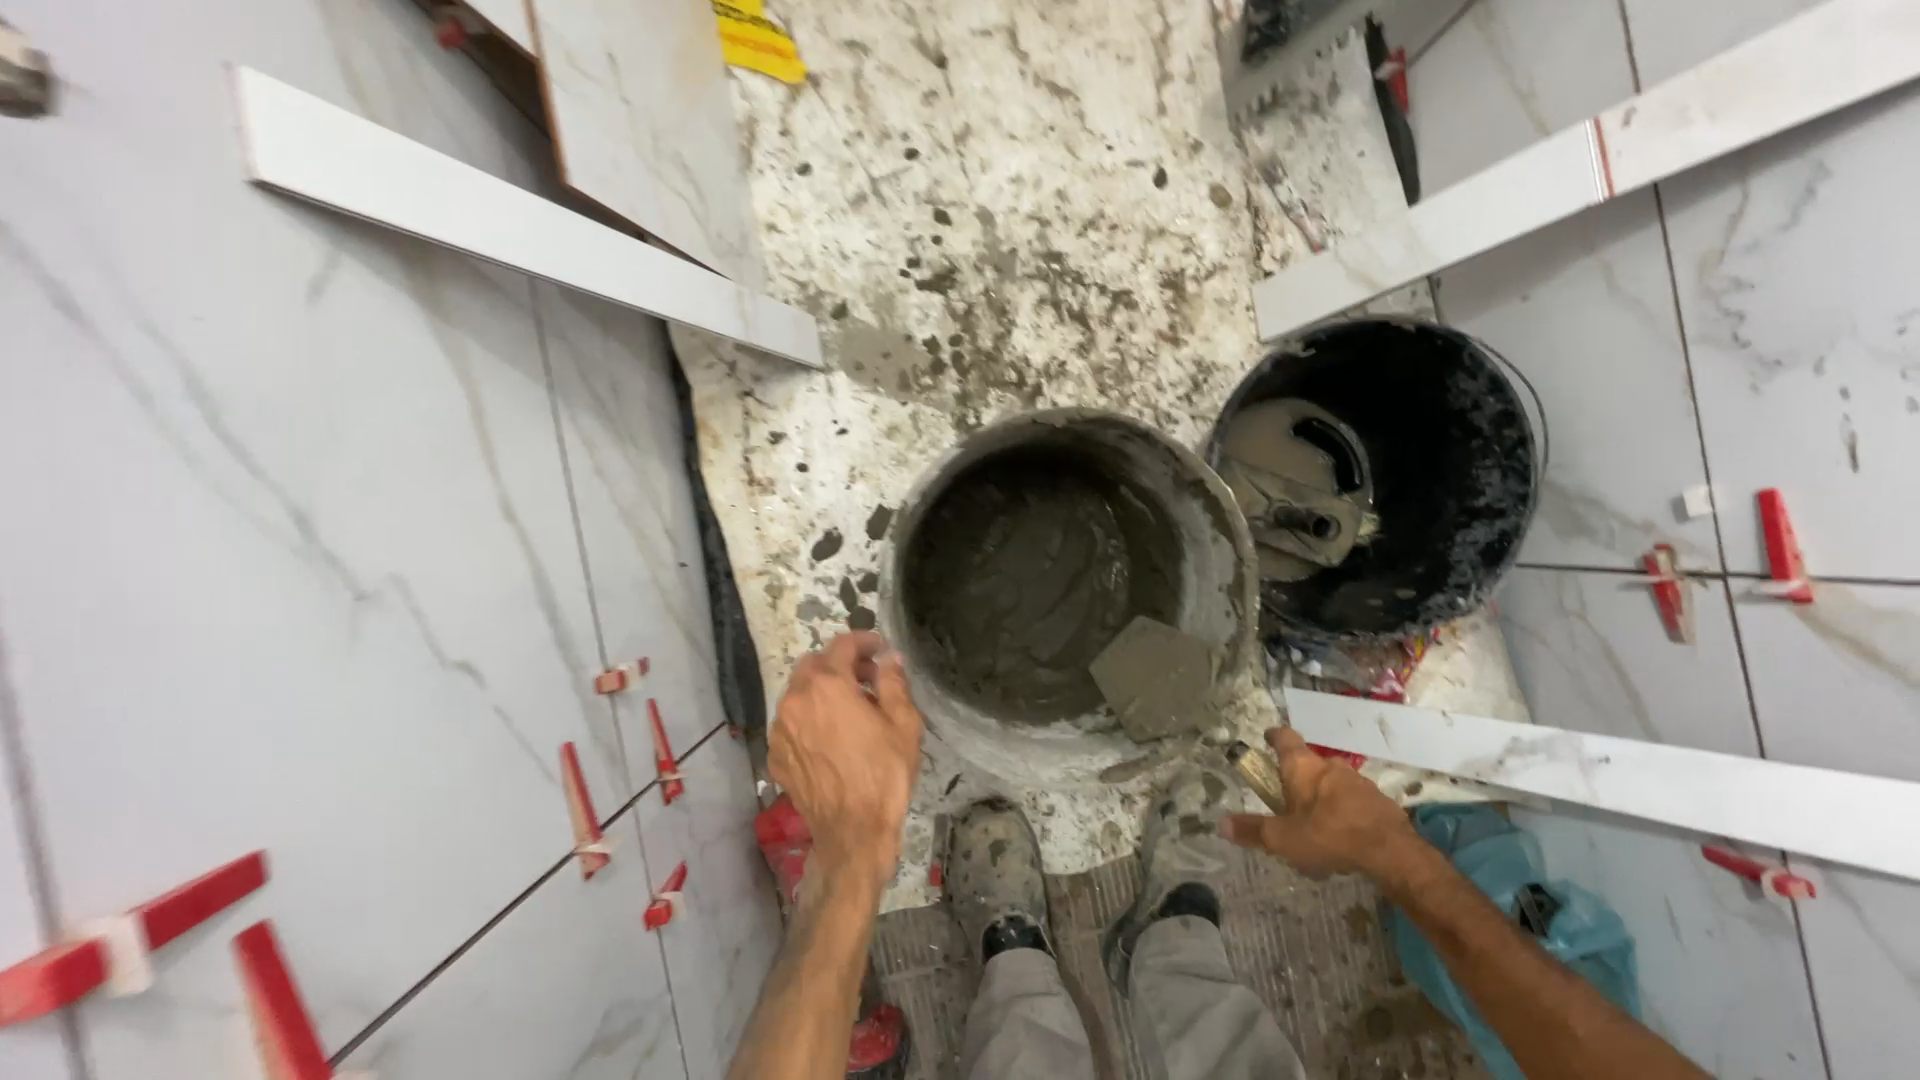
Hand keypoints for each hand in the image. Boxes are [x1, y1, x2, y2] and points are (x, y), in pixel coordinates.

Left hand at [769, 632, 924, 893]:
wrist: (853, 831)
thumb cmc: (884, 774)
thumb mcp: (903, 723)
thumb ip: (893, 682)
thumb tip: (890, 658)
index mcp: (828, 685)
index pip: (842, 644)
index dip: (865, 640)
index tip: (881, 649)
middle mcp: (796, 700)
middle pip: (814, 664)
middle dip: (841, 664)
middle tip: (868, 680)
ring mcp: (780, 729)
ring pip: (799, 693)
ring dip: (822, 691)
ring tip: (850, 711)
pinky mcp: (776, 755)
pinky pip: (791, 723)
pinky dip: (810, 718)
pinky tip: (832, 738)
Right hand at [1219, 727, 1420, 879]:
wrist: (1391, 852)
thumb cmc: (1328, 836)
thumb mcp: (1283, 839)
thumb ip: (1253, 831)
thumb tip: (1220, 824)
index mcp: (1302, 768)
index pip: (1285, 739)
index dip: (1274, 736)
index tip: (1267, 737)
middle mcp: (1330, 766)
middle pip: (1309, 764)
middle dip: (1298, 778)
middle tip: (1287, 798)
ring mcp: (1358, 781)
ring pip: (1333, 782)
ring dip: (1323, 796)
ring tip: (1315, 823)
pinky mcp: (1379, 800)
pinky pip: (1354, 800)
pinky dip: (1345, 811)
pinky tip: (1342, 834)